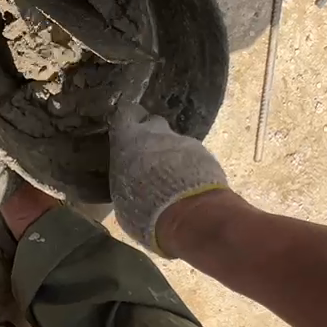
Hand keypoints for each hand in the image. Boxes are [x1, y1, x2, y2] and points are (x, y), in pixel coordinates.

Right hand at [109, 104, 227, 255]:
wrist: (189, 213)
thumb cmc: (144, 207)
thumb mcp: (122, 196)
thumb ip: (126, 178)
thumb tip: (129, 182)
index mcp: (128, 139)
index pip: (123, 113)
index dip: (124, 120)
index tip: (122, 129)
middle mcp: (156, 133)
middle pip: (152, 124)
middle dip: (150, 136)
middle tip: (147, 158)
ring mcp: (182, 141)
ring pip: (173, 142)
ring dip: (170, 156)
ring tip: (170, 180)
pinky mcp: (205, 154)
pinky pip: (192, 156)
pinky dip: (188, 167)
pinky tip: (188, 186)